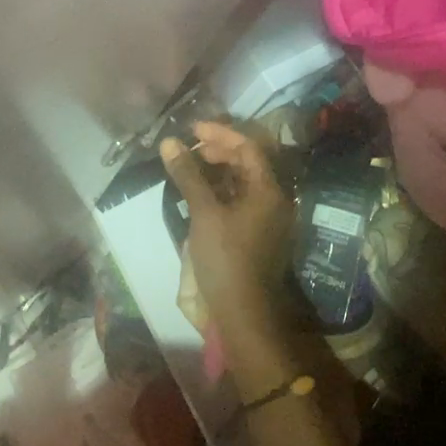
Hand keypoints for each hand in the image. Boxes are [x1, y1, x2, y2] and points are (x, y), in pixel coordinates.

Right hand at [161, 121, 293, 330]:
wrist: (245, 314)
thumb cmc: (226, 258)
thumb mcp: (204, 213)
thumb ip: (188, 175)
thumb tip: (169, 142)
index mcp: (269, 189)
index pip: (248, 146)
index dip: (219, 134)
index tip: (192, 130)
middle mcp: (276, 199)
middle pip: (248, 162)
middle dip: (218, 151)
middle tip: (190, 150)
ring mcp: (270, 218)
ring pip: (244, 182)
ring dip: (219, 171)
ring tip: (190, 168)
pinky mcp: (260, 234)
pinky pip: (243, 200)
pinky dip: (222, 191)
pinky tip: (201, 194)